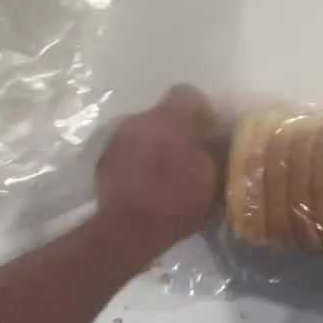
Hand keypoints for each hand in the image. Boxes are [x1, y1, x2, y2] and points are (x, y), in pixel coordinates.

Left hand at [94, 85, 221, 255]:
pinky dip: (137, 162)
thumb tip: (219, 137)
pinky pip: (127, 152)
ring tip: (166, 175)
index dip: (201, 110)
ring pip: (144, 133)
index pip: (188, 93)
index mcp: (170, 118)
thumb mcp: (213, 177)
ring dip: (156, 146)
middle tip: (190, 158)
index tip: (208, 132)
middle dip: (177, 131)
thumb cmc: (176, 199)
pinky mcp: (103, 160)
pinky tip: (145, 186)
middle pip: (164, 115)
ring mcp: (118, 139)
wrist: (128, 229)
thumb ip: (217, 149)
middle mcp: (140, 120)